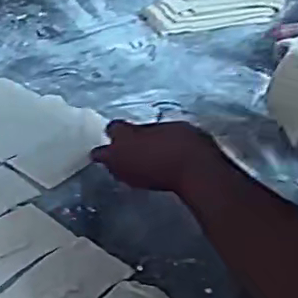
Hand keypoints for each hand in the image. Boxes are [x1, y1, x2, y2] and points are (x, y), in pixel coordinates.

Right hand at [89, 120, 219, 193]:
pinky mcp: (199, 136)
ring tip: (160, 159)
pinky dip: (178, 147)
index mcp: (127, 134)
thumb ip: (108, 159)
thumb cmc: (155, 171)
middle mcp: (151, 126)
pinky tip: (178, 161)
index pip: (113, 128)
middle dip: (137, 138)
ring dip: (159, 142)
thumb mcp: (122, 169)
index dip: (112, 135)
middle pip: (139, 129)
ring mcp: (178, 128)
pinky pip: (182, 140)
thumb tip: (98, 153)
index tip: (111, 144)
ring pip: (161, 133)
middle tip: (136, 153)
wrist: (199, 171)